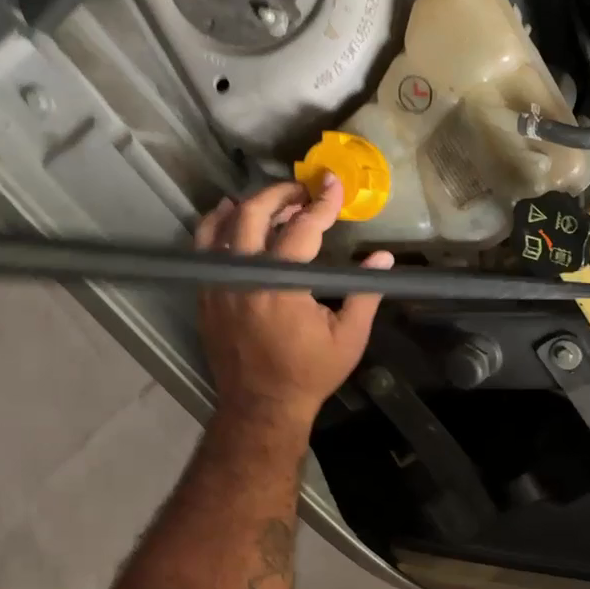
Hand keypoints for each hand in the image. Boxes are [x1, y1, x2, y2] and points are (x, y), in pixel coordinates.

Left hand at [194, 176, 392, 430]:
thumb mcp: (349, 337)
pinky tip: (234, 220)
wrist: (262, 404)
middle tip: (302, 190)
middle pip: (254, 215)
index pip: (302, 230)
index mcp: (281, 286)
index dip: (321, 204)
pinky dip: (220, 227)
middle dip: (280, 195)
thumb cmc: (311, 372)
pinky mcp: (207, 293)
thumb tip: (383, 259)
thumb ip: (364, 293)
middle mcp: (243, 277)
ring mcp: (218, 283)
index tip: (334, 184)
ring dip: (249, 206)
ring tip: (272, 201)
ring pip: (223, 226)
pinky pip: (206, 248)